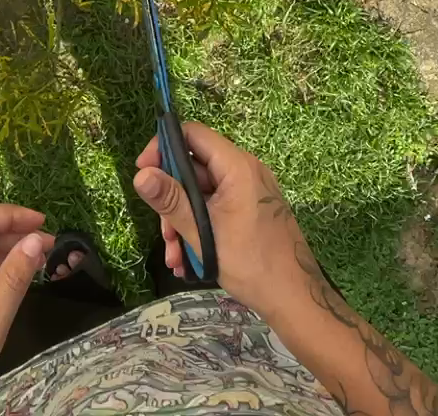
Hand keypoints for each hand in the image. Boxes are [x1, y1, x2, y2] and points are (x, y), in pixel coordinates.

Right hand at [133, 121, 309, 317]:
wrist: (297, 301)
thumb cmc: (251, 263)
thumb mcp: (203, 232)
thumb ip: (170, 201)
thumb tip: (140, 175)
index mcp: (237, 166)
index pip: (192, 135)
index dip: (163, 148)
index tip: (144, 173)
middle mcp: (244, 171)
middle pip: (194, 168)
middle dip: (172, 200)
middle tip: (162, 232)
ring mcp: (248, 191)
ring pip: (202, 193)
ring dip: (182, 221)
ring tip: (175, 256)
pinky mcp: (250, 210)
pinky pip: (216, 207)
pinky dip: (200, 227)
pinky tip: (188, 260)